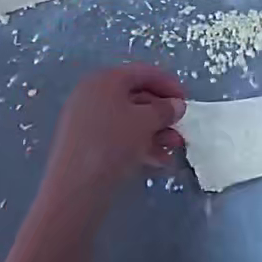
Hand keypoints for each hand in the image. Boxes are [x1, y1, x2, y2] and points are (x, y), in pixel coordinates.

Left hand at [42, 64, 186, 197]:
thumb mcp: (145, 123)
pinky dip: (138, 143)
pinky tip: (157, 160)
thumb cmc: (112, 143)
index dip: (168, 84)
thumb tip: (175, 105)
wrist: (74, 188)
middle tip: (181, 129)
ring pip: (128, 119)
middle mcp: (93, 93)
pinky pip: (117, 135)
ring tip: (174, 149)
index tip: (187, 101)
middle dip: (162, 114)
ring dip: (154, 131)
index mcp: (105, 79)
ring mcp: (87, 119)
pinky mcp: (85, 143)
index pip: (143, 73)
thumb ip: (164, 110)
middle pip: (136, 96)